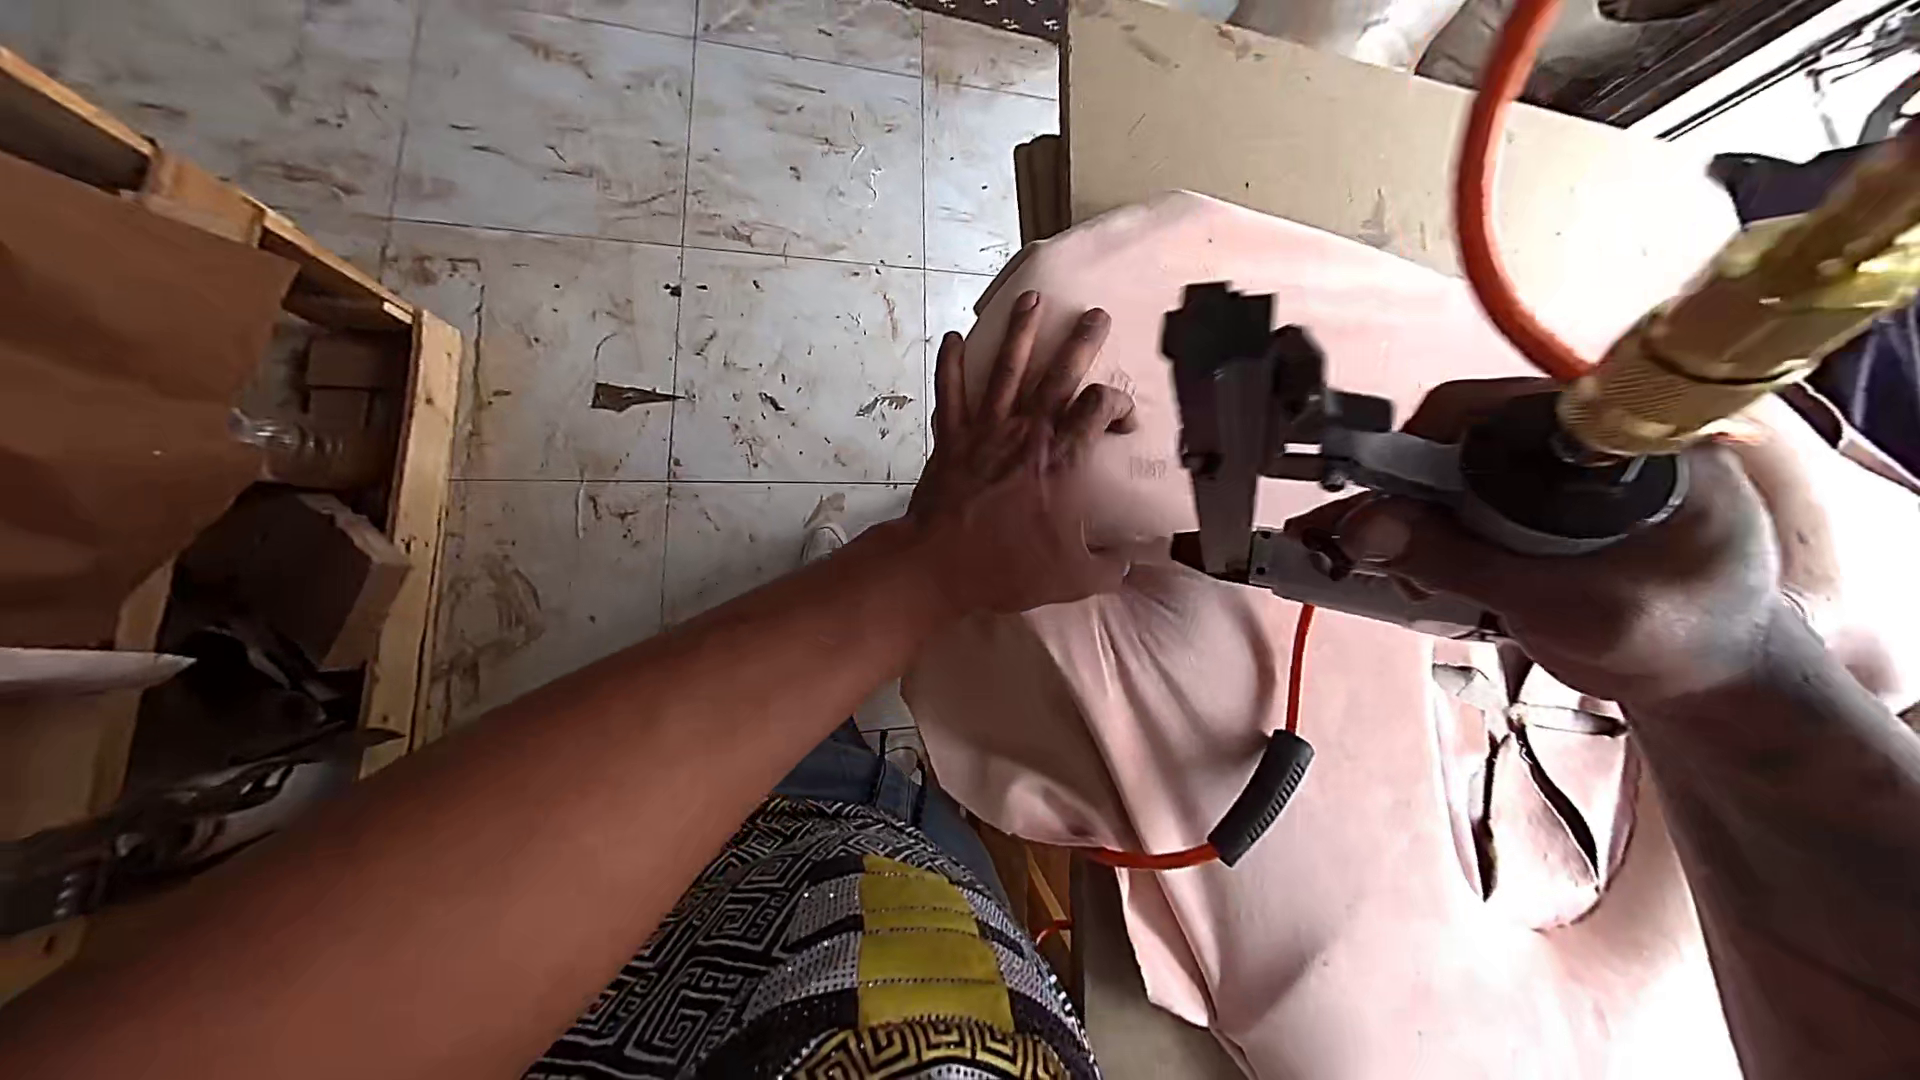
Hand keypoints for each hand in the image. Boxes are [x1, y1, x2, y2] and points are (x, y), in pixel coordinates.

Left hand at [909, 290, 1136, 613]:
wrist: (940, 565)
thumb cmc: (1008, 567)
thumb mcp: (1072, 577)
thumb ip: (1107, 567)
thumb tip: (1130, 565)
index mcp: (1061, 458)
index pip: (1099, 408)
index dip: (1118, 405)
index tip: (1122, 422)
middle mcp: (1026, 433)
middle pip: (1059, 373)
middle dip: (1081, 341)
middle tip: (1093, 315)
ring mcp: (985, 430)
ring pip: (1006, 370)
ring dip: (1020, 332)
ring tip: (1030, 298)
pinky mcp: (951, 438)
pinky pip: (950, 393)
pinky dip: (951, 364)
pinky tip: (954, 338)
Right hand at [1290, 379, 1786, 708]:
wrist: (1710, 685)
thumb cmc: (1668, 644)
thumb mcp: (1563, 607)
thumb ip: (1459, 564)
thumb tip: (1359, 527)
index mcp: (1622, 440)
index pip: (1495, 407)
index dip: (1423, 444)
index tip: (1388, 503)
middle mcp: (1579, 442)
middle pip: (1453, 442)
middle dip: (1406, 499)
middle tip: (1380, 552)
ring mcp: (1551, 475)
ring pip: (1443, 477)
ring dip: (1404, 525)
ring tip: (1398, 575)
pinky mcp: (1528, 507)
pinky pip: (1451, 507)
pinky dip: (1418, 539)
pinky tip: (1414, 573)